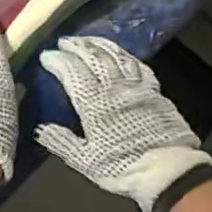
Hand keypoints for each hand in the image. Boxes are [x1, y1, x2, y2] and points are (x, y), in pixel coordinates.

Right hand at [34, 37, 211, 211]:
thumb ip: (62, 142)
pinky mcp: (156, 94)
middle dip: (78, 46)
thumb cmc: (122, 167)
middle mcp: (116, 90)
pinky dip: (127, 57)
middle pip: (95, 59)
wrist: (170, 172)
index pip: (73, 73)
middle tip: (64, 41)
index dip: (59, 61)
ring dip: (102, 45)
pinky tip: (122, 55)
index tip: (46, 55)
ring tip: (89, 40)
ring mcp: (138, 89)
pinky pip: (140, 68)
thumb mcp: (85, 160)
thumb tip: (41, 128)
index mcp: (95, 105)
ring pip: (119, 58)